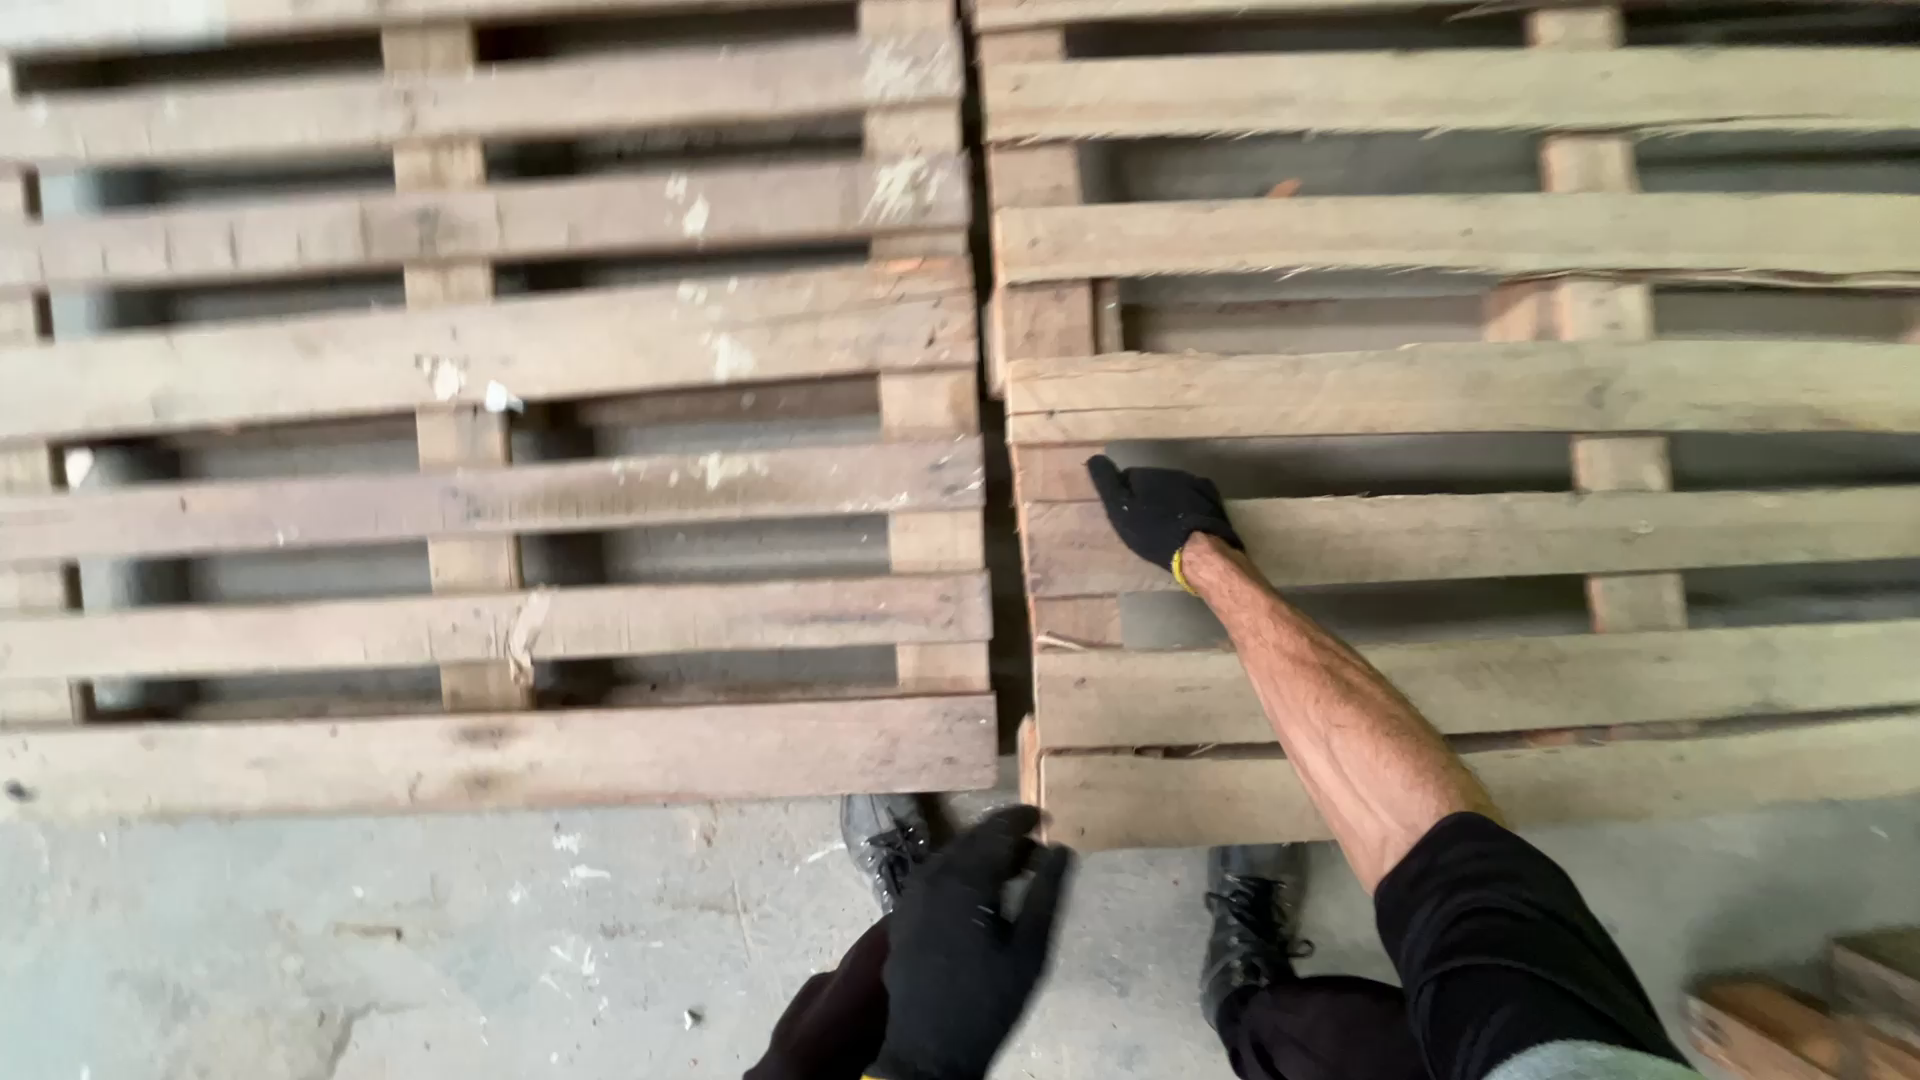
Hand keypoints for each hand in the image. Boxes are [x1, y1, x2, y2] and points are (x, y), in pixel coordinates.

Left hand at [867, 806, 1074, 1079]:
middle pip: (973, 837)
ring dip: (983, 852)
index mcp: (963, 879)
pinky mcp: (903, 910)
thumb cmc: (987, 1002)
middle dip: (1005, 836)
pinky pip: (936, 873)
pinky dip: (961, 869)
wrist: (929, 1050)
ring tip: (1015, 871)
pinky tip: (980, 890)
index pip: (997, 830)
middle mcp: (932, 874)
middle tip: (1037, 850)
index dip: (1023, 819)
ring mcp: (912, 892)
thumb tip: (1062, 850)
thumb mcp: (1030, 951)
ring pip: (953, 853)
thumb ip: (1047, 893)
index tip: (1045, 816)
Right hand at [1086, 456, 1243, 573]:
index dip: (1125, 496)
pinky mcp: (1213, 499)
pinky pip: (1194, 499)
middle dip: (1148, 498)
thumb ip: (1106, 483)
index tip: (1127, 514)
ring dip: (1168, 502)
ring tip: (1166, 526)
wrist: (1197, 548)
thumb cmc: (1153, 531)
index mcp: (1146, 474)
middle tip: (1146, 523)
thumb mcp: (1119, 509)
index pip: (1128, 477)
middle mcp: (1171, 472)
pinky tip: (1186, 526)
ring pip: (1174, 489)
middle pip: (1152, 482)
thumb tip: (1094, 458)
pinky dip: (1188, 508)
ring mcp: (1195, 483)